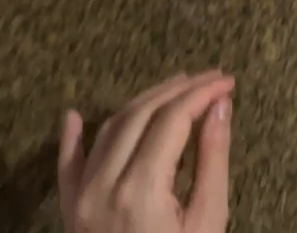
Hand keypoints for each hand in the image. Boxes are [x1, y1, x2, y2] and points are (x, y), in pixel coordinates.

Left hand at [58, 70, 235, 232]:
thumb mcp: (208, 221)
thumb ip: (213, 159)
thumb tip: (221, 104)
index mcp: (141, 190)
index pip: (174, 118)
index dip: (203, 92)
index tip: (229, 82)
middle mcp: (103, 187)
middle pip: (143, 114)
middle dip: (180, 89)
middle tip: (212, 78)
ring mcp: (80, 200)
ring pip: (111, 129)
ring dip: (145, 100)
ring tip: (178, 86)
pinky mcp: (69, 213)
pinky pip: (67, 167)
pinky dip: (71, 139)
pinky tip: (72, 116)